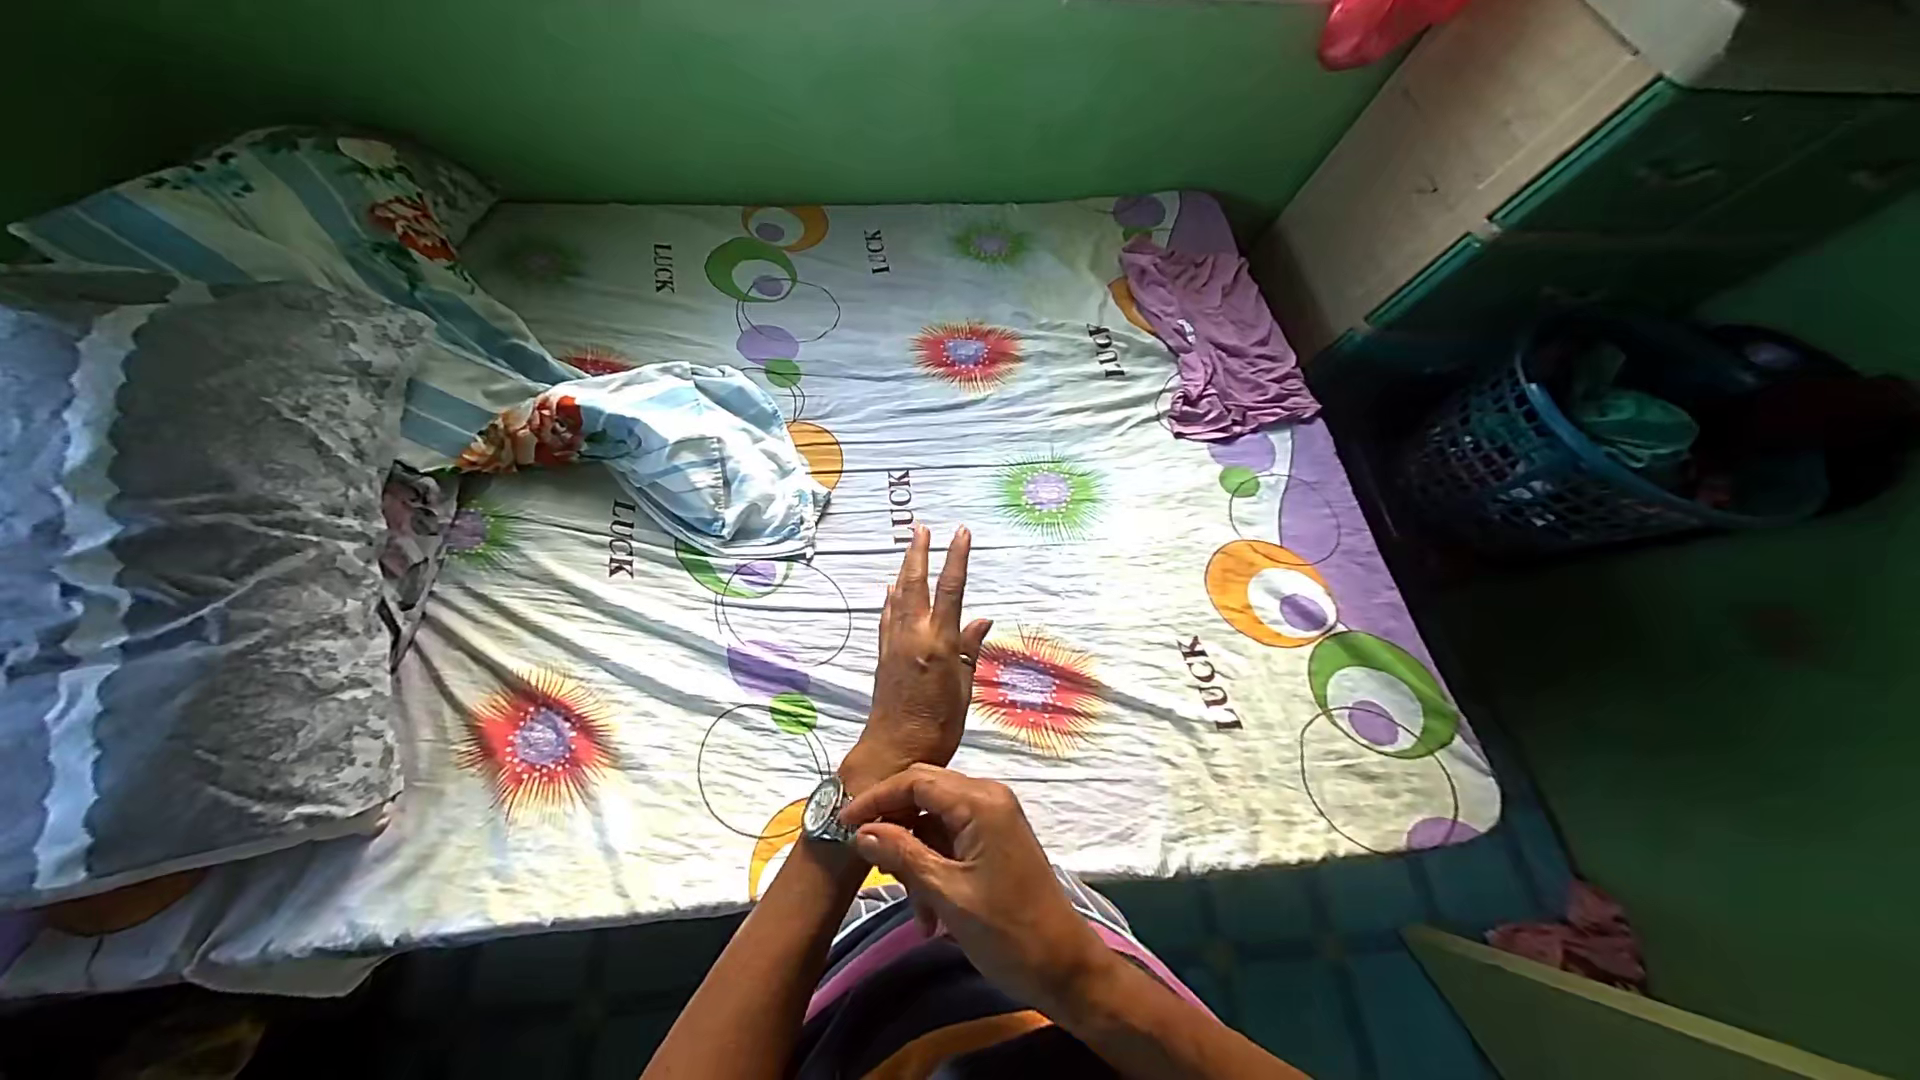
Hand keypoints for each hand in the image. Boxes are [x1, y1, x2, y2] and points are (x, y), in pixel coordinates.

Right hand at [839, 765, 1114, 1011]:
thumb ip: (902, 855)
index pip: (916, 780)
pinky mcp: (994, 837)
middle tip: (870, 863)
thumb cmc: (1007, 932)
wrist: (1063, 967)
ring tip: (915, 910)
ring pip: (934, 820)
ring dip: (915, 859)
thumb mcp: (947, 893)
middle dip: (894, 828)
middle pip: (924, 793)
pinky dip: (933, 867)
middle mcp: (988, 797)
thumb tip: (861, 832)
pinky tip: (929, 912)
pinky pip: (951, 838)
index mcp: (980, 801)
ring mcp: (993, 816)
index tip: (842, 824)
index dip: (876, 799)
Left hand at [840, 526, 990, 791]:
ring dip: (904, 569)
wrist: (894, 750)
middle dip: (919, 553)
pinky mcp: (883, 655)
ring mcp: (894, 643)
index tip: (961, 533)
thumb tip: (981, 618)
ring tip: (909, 547)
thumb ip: (969, 649)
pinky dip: (890, 598)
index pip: (950, 589)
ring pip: (897, 596)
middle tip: (921, 528)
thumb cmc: (939, 725)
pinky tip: (890, 588)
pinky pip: (886, 617)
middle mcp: (912, 636)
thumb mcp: (964, 687)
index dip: (956, 558)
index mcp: (938, 642)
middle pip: (915, 584)